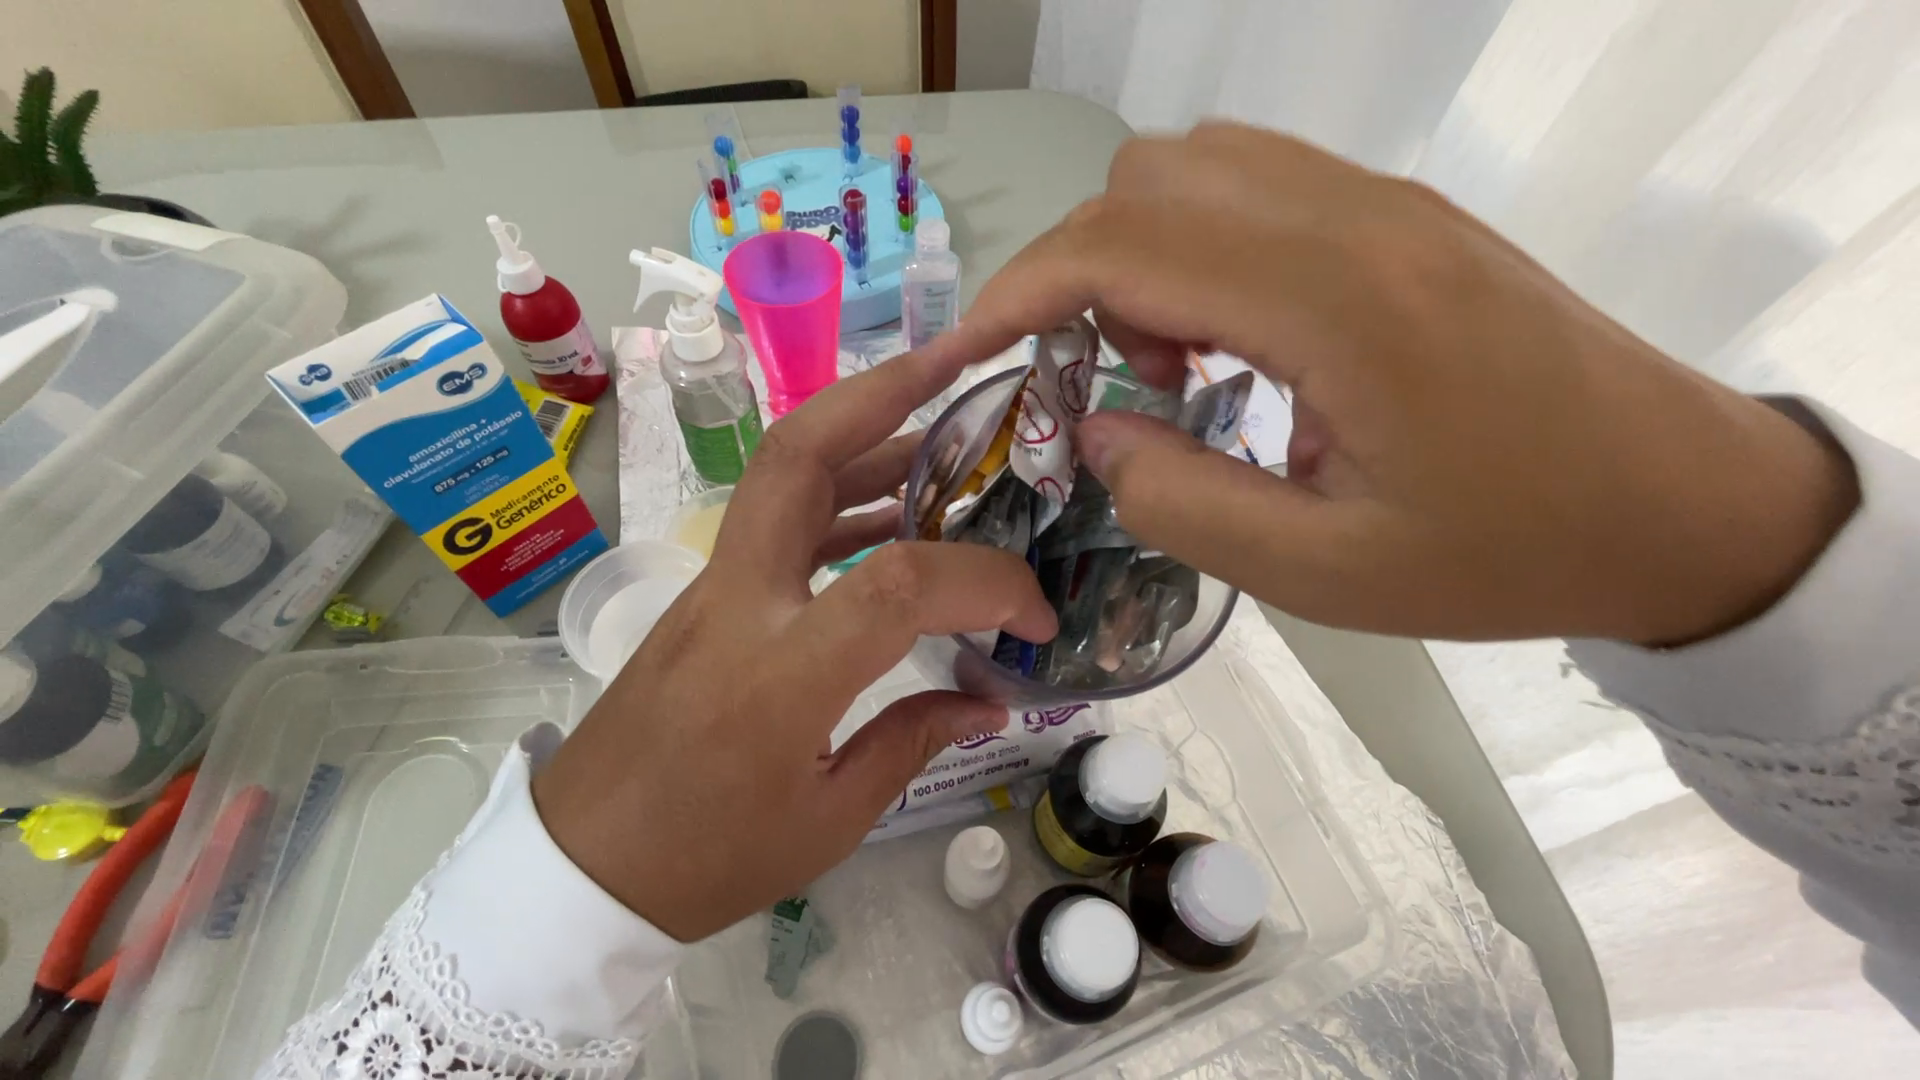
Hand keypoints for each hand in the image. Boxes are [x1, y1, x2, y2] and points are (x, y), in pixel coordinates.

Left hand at [531, 342, 1055, 941]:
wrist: (581, 865)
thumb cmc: (708, 859)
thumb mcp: (830, 818)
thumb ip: (913, 740)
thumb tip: (986, 697)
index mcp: (781, 672)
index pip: (899, 582)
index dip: (984, 582)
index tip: (1030, 615)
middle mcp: (743, 600)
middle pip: (802, 453)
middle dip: (884, 392)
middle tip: (958, 363)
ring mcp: (715, 586)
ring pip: (784, 471)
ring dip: (864, 434)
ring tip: (942, 436)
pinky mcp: (707, 592)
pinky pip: (778, 517)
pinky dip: (839, 493)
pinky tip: (891, 512)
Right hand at [942, 122, 1857, 645]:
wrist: (1679, 503)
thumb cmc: (1504, 553)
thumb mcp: (1321, 574)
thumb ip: (1180, 504)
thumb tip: (1094, 432)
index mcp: (1335, 303)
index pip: (1125, 244)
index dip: (1021, 288)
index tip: (968, 349)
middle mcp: (1353, 218)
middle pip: (1147, 181)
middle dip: (1076, 274)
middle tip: (1108, 381)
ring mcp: (1382, 202)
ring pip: (1196, 167)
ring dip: (1139, 254)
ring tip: (1174, 364)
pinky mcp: (1400, 215)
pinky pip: (1253, 185)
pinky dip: (1195, 246)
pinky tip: (1231, 337)